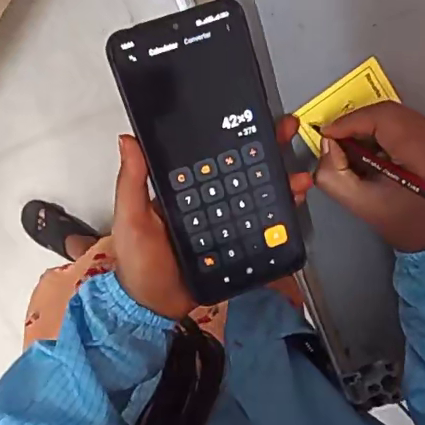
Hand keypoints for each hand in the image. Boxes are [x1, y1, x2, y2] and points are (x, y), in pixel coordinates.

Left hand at [111, 124, 315, 319]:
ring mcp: (220, 224)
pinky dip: (277, 217)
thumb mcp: (130, 218)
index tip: (248, 118)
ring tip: (296, 175)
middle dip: (265, 151)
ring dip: (278, 183)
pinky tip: (290, 205)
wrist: (154, 306)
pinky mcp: (234, 245)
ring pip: (254, 196)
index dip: (229, 137)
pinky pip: (258, 227)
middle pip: (238, 171)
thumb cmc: (137, 263)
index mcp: (179, 191)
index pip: (207, 158)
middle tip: (285, 133)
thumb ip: (132, 181)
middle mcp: (204, 203)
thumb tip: (128, 140)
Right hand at [310, 102, 424, 252]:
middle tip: (338, 141)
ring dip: (371, 127)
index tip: (330, 132)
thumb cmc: (405, 226)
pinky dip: (385, 131)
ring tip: (357, 149)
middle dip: (358, 123)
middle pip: (391, 112)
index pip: (385, 119)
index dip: (350, 122)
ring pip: (399, 114)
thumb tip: (329, 144)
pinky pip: (408, 121)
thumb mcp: (360, 203)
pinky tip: (376, 151)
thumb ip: (334, 173)